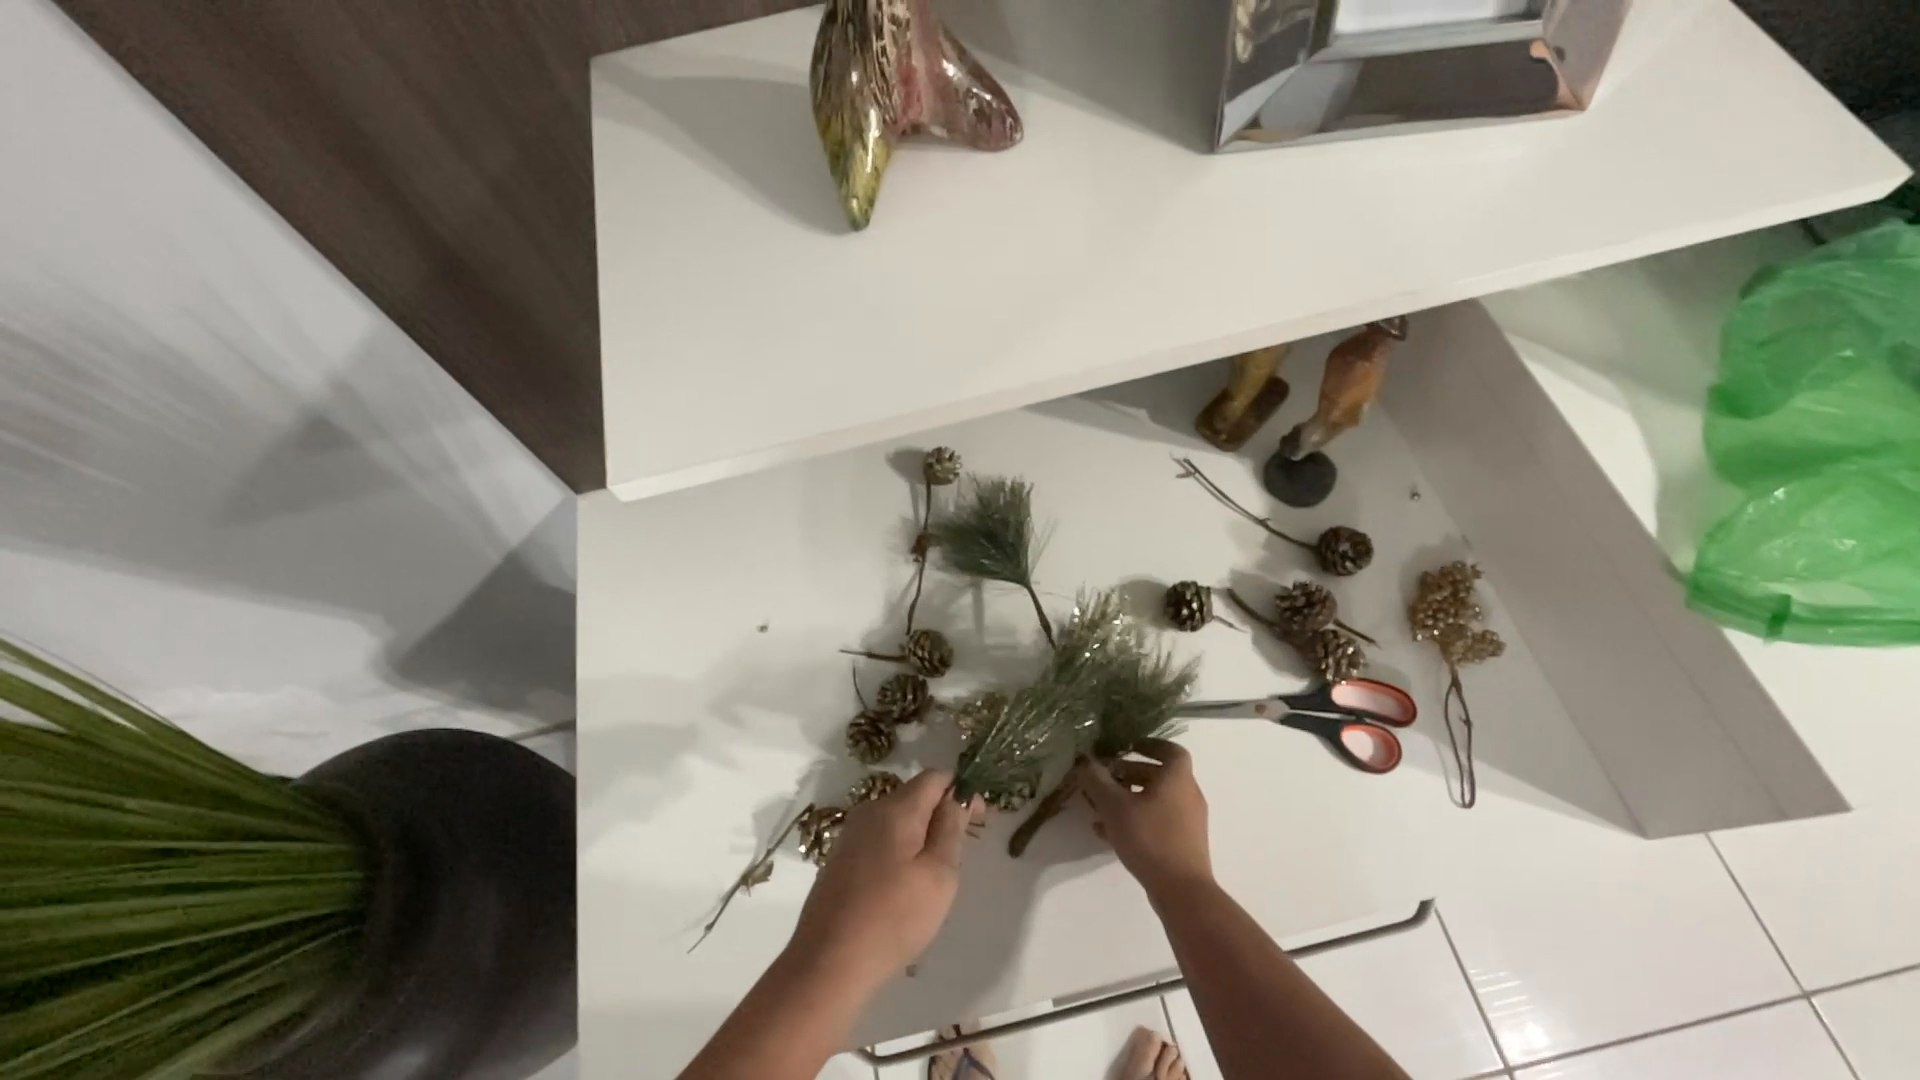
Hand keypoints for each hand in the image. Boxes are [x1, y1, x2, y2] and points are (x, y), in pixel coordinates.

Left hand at [787, 769, 978, 990]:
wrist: (829, 963)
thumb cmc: (894, 918)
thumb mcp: (939, 875)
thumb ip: (951, 828)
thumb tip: (958, 795)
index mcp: (895, 809)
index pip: (935, 777)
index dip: (961, 790)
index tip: (979, 821)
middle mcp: (868, 812)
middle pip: (914, 796)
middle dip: (942, 815)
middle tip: (960, 855)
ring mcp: (850, 836)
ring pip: (896, 820)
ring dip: (921, 835)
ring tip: (934, 877)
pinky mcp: (839, 860)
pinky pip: (879, 841)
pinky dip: (899, 851)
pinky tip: (903, 888)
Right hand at [1077, 738, 1213, 898]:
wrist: (1182, 889)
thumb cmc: (1150, 838)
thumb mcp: (1114, 806)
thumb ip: (1097, 781)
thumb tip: (1084, 761)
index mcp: (1177, 778)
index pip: (1171, 750)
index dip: (1150, 744)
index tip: (1129, 745)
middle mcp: (1188, 795)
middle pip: (1159, 775)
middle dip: (1129, 774)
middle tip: (1104, 778)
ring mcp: (1188, 821)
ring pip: (1156, 800)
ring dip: (1129, 798)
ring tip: (1100, 808)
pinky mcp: (1183, 843)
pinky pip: (1157, 821)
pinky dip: (1136, 820)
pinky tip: (1108, 833)